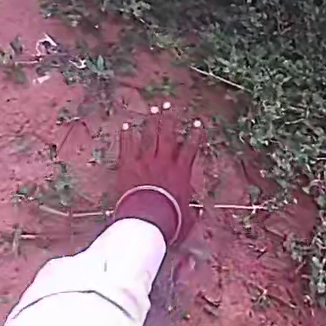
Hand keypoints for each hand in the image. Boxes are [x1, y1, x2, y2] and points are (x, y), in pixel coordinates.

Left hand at [112, 106, 201, 242]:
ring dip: (151, 122)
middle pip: (168, 134)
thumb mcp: (187, 218)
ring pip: (150, 136)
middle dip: (169, 119)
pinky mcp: (128, 165)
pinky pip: (127, 146)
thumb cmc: (169, 219)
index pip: (191, 147)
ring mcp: (146, 161)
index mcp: (181, 171)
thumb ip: (192, 212)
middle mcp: (165, 161)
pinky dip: (126, 136)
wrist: (147, 219)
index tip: (197, 124)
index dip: (195, 134)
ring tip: (152, 109)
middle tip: (169, 106)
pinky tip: (126, 126)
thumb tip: (200, 213)